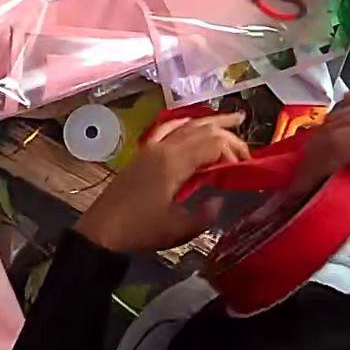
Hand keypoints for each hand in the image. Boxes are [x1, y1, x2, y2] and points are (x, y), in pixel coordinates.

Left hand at [75, 112, 250, 252]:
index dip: (233, 152)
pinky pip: (167, 128)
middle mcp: (164, 147)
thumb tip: (219, 200)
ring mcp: (152, 147)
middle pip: (202, 129)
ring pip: (186, 124)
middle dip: (228, 135)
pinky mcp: (143, 153)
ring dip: (210, 122)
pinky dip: (184, 123)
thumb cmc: (140, 230)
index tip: (245, 168)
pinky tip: (192, 123)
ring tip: (232, 119)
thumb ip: (205, 215)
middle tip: (248, 148)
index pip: (213, 143)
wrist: (102, 231)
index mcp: (174, 162)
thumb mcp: (178, 229)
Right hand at [292, 91, 349, 222]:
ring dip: (324, 134)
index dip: (313, 166)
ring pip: (343, 107)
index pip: (342, 142)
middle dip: (311, 152)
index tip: (295, 188)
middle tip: (297, 179)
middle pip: (336, 122)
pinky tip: (343, 142)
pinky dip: (341, 120)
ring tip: (317, 163)